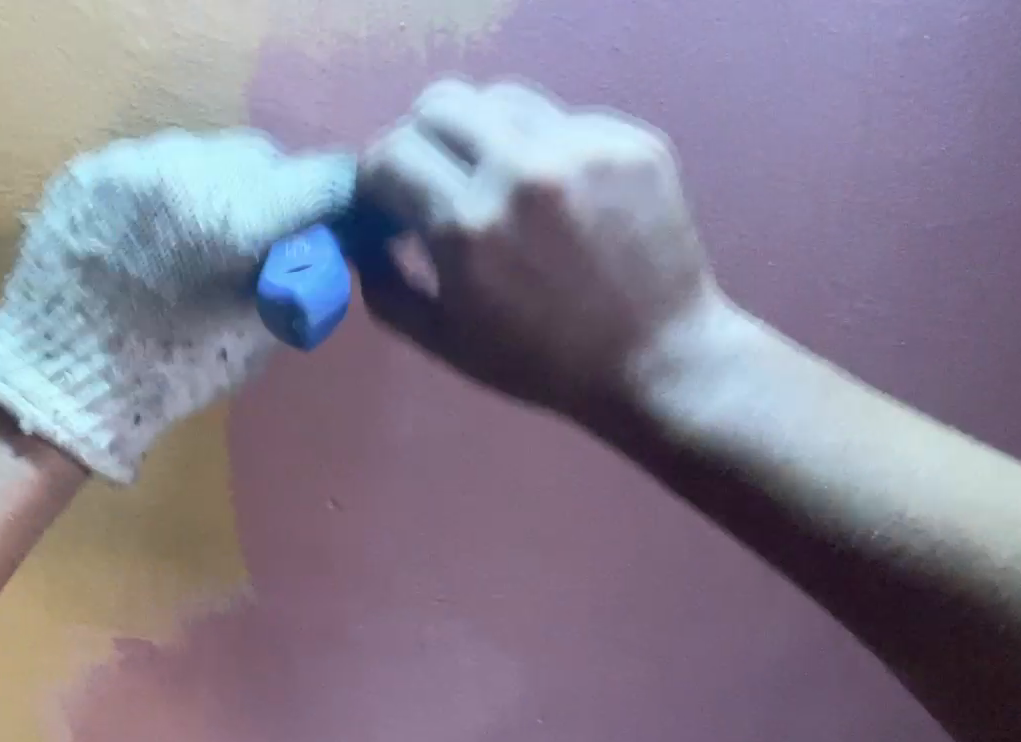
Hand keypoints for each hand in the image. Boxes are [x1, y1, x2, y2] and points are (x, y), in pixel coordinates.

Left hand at [0, 131, 353, 482]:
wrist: (56, 383)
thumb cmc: (163, 377)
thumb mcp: (251, 338)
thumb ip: (291, 279)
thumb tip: (313, 243)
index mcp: (230, 220)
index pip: (318, 178)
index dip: (338, 199)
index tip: (340, 218)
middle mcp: (183, 170)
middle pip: (259, 156)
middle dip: (273, 193)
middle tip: (264, 236)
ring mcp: (129, 163)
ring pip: (204, 153)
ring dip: (220, 187)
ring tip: (201, 236)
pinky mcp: (88, 169)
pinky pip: (152, 165)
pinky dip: (169, 193)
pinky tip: (155, 235)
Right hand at [358, 78, 725, 416]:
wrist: (654, 359)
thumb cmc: (536, 363)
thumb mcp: (442, 342)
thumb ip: (386, 288)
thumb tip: (366, 240)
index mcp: (466, 226)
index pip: (390, 155)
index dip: (374, 177)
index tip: (383, 200)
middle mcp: (519, 170)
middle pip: (439, 104)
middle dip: (419, 141)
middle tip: (430, 181)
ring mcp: (581, 146)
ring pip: (499, 100)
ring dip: (477, 138)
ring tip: (492, 186)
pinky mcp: (629, 137)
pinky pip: (558, 121)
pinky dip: (537, 153)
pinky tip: (554, 200)